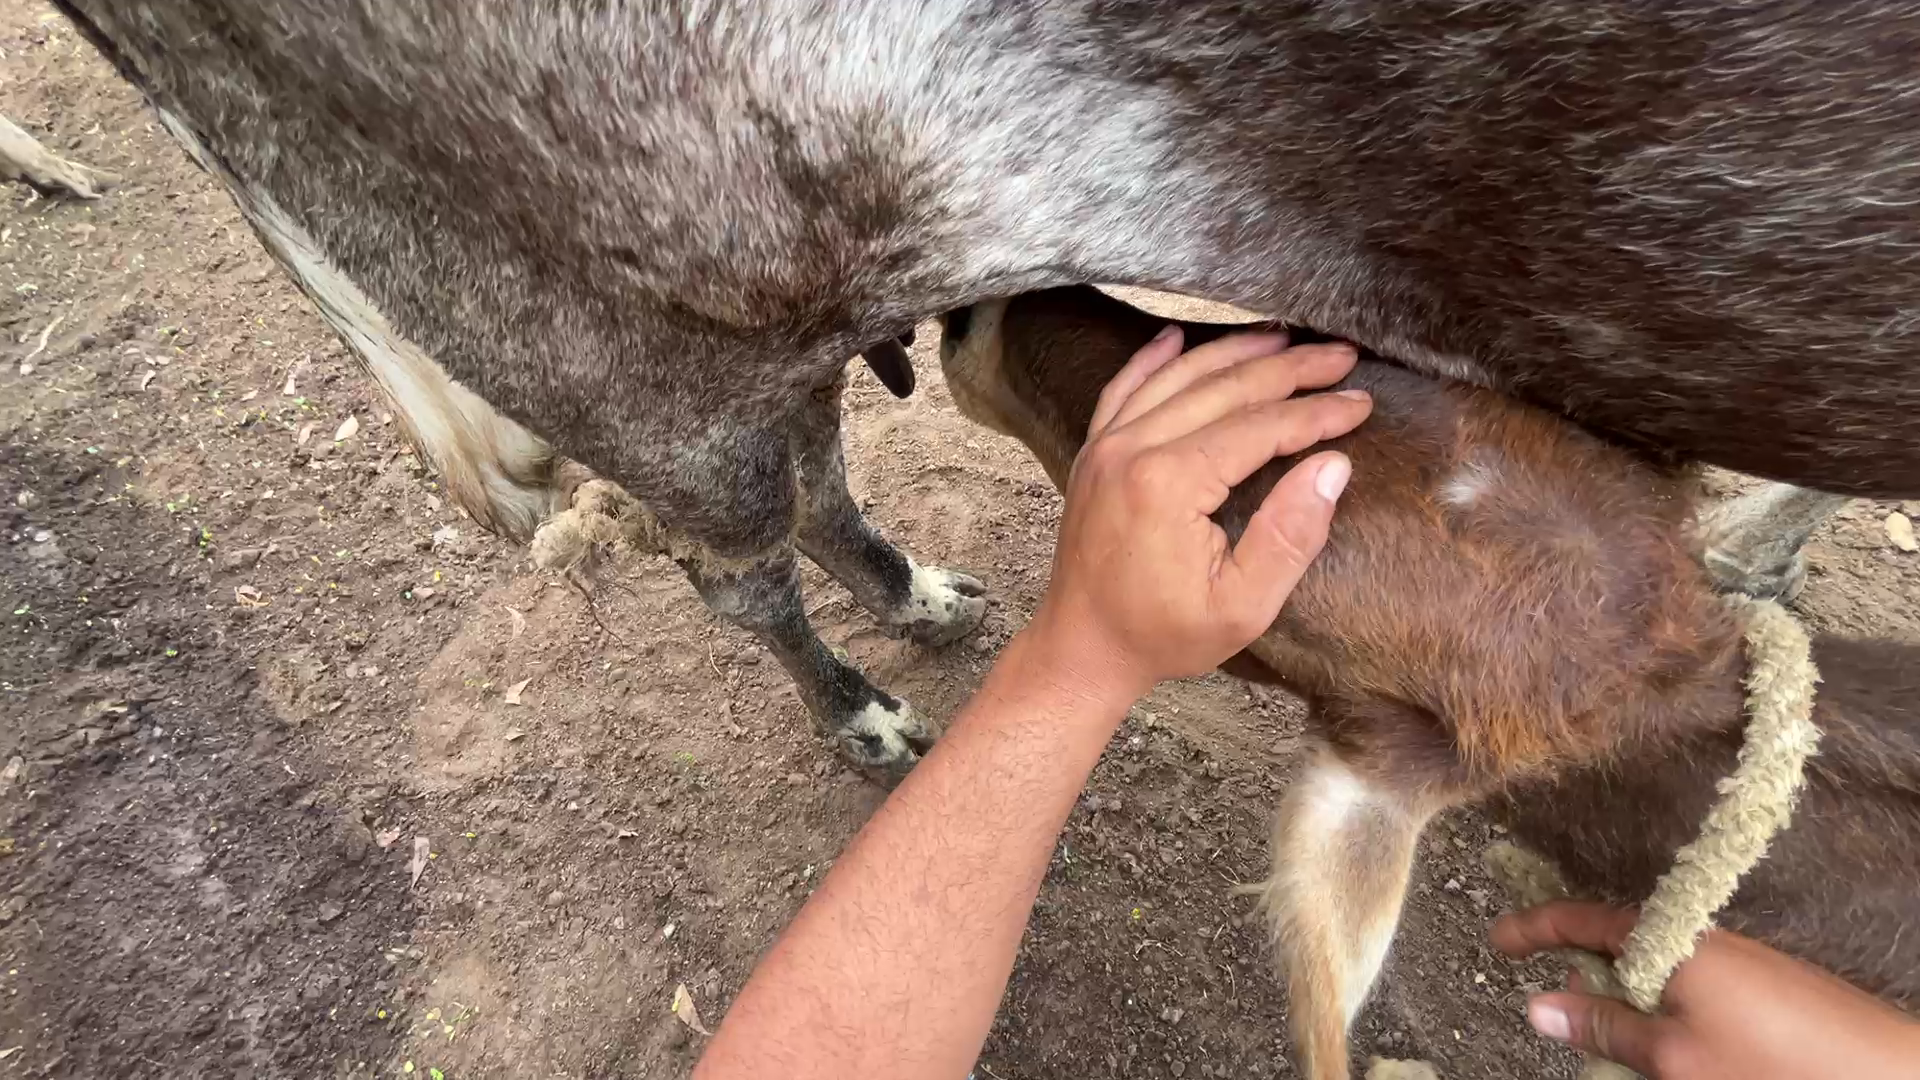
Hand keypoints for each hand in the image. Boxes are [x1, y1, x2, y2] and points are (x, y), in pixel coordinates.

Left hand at [1025, 324, 1370, 702]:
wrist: (1081, 646)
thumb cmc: (1158, 635)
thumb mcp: (1240, 608)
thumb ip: (1288, 536)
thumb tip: (1331, 466)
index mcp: (1167, 484)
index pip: (1258, 427)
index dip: (1316, 413)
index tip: (1361, 403)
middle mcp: (1130, 451)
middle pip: (1221, 390)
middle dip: (1288, 369)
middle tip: (1340, 356)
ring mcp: (1104, 449)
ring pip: (1175, 379)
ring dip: (1231, 354)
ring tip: (1282, 338)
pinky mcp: (1091, 456)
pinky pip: (1121, 391)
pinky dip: (1150, 361)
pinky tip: (1175, 339)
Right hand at [1493, 902, 1919, 1078]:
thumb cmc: (1781, 1069)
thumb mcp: (1677, 1059)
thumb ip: (1603, 1027)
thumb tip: (1536, 1006)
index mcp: (1665, 940)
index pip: (1574, 918)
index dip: (1528, 929)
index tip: (1495, 943)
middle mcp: (1697, 937)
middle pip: (1617, 945)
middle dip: (1588, 978)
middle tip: (1571, 1015)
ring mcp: (1740, 960)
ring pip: (1661, 972)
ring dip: (1635, 1002)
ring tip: (1638, 1048)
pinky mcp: (1776, 988)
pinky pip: (1700, 989)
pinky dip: (1676, 1012)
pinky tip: (1690, 1051)